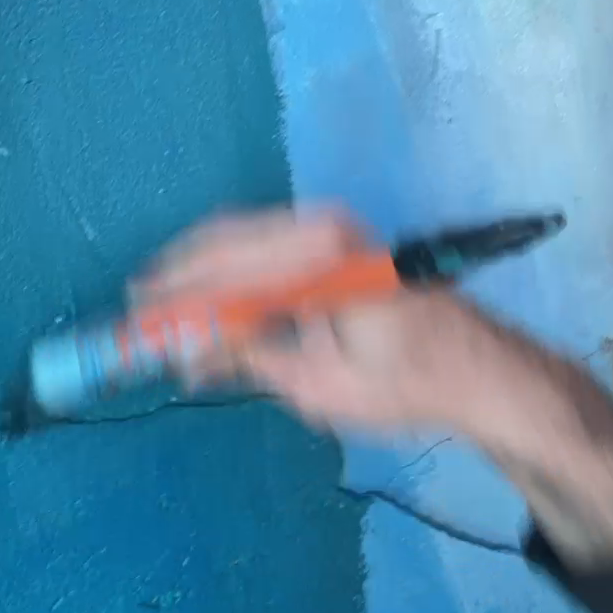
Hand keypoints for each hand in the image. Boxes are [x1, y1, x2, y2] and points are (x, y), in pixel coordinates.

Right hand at [140, 208, 612, 569]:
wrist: (478, 369)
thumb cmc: (407, 385)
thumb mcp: (322, 387)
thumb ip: (250, 359)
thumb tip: (183, 355)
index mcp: (326, 258)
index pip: (233, 274)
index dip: (181, 297)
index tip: (140, 318)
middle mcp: (320, 226)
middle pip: (224, 241)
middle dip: (175, 276)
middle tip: (134, 306)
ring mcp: (321, 225)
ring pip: (233, 235)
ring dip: (191, 267)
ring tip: (153, 298)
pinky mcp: (321, 237)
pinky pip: (252, 242)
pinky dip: (217, 266)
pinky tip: (196, 290)